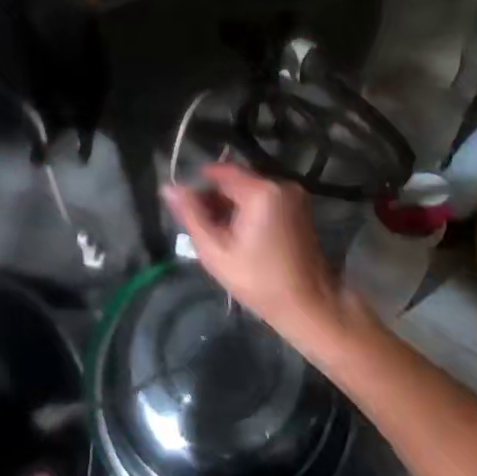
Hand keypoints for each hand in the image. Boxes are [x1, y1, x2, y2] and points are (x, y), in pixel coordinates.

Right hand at [162, 163, 342, 337]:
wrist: (307, 304)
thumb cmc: (258, 281)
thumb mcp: (215, 251)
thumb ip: (191, 215)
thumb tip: (169, 188)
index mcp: (261, 191)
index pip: (221, 171)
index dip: (200, 184)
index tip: (186, 203)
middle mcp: (281, 184)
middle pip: (237, 180)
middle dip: (216, 197)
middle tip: (200, 224)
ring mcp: (294, 195)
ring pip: (251, 189)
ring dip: (232, 204)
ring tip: (218, 232)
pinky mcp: (300, 207)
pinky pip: (266, 198)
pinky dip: (249, 209)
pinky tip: (239, 234)